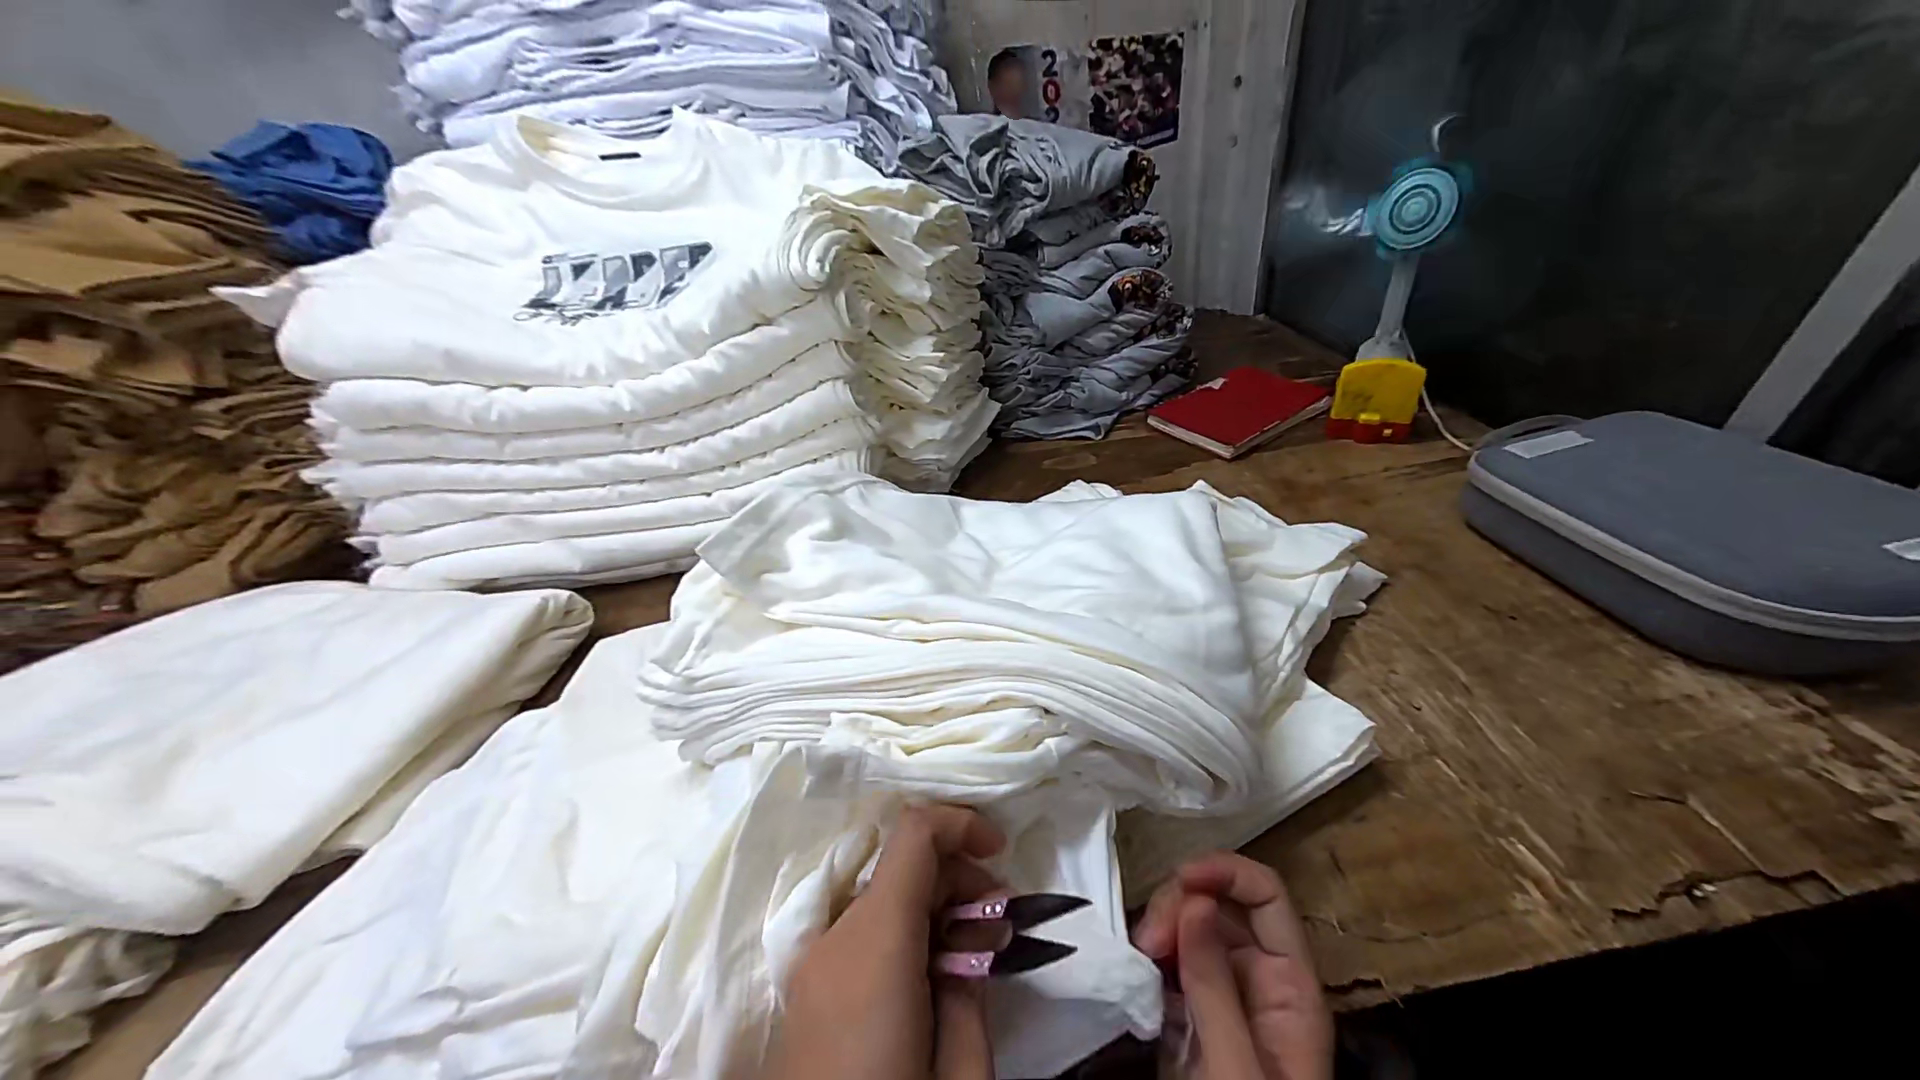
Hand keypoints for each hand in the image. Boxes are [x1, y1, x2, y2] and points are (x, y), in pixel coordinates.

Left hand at [764, 804, 1006, 1079]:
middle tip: (998, 920)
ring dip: (934, 904)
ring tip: (974, 951)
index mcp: (874, 941)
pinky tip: (933, 971)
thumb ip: (969, 993)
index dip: (960, 823)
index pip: (912, 835)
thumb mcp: (957, 1070)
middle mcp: (836, 934)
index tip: (1001, 849)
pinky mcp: (809, 985)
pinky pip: (863, 930)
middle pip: (902, 864)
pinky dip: (904, 929)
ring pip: (883, 895)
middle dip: (957, 874)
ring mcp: (814, 959)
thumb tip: (968, 950)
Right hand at [1133, 853, 1332, 1079]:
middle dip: (1180, 906)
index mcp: (1289, 985)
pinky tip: (1137, 971)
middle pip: (1219, 903)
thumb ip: (1214, 984)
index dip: (1226, 872)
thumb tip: (1196, 900)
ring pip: (1189, 924)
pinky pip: (1169, 958)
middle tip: (1149, 943)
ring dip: (1159, 927)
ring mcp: (1222, 993)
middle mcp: (1258, 978)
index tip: (1180, 879)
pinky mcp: (1191, 1011)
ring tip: (1140, 958)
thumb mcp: (1235, 1067)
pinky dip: (1149, 953)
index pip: (1266, 895)